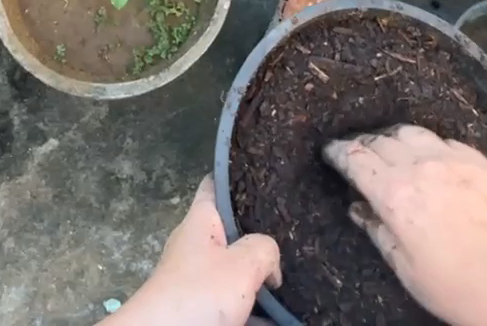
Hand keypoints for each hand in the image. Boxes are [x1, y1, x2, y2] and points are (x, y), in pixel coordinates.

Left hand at [103, 175, 281, 325]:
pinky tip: (276, 319)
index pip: (215, 184)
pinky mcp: (197, 308)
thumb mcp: (242, 264)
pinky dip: (252, 311)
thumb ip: (264, 249)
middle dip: (259, 238)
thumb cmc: (198, 293)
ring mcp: (194, 278)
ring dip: (258, 279)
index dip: (236, 176)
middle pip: (231, 232)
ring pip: (234, 272)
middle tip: (292, 238)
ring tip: (291, 279)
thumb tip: (270, 263)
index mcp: (200, 219)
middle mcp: (195, 244)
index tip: (264, 176)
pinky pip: (230, 304)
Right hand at [323, 125, 486, 325]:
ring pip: (410, 132)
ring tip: (390, 152)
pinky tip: (430, 157)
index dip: (337, 153)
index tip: (329, 152)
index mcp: (395, 194)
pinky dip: (427, 143)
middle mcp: (419, 166)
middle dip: (362, 145)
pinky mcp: (481, 160)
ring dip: (393, 138)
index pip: (354, 158)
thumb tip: (358, 208)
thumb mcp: (409, 273)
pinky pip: (443, 139)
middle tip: (357, 156)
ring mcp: (452, 158)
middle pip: (379, 140)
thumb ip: (379, 233)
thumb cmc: (466, 291)